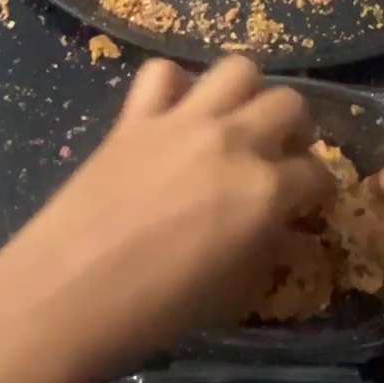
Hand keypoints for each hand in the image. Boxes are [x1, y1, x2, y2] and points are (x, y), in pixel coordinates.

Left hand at [0, 57, 334, 382]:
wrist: (64, 298)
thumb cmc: (154, 313)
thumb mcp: (232, 294)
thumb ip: (268, 251)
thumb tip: (286, 230)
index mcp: (265, 192)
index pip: (317, 172)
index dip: (319, 187)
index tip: (309, 198)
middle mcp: (233, 142)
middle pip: (289, 103)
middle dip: (297, 128)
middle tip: (281, 151)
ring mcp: (182, 121)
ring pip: (237, 69)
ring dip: (247, 92)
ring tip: (237, 118)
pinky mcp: (136, 116)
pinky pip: (162, 73)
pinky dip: (175, 84)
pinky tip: (175, 110)